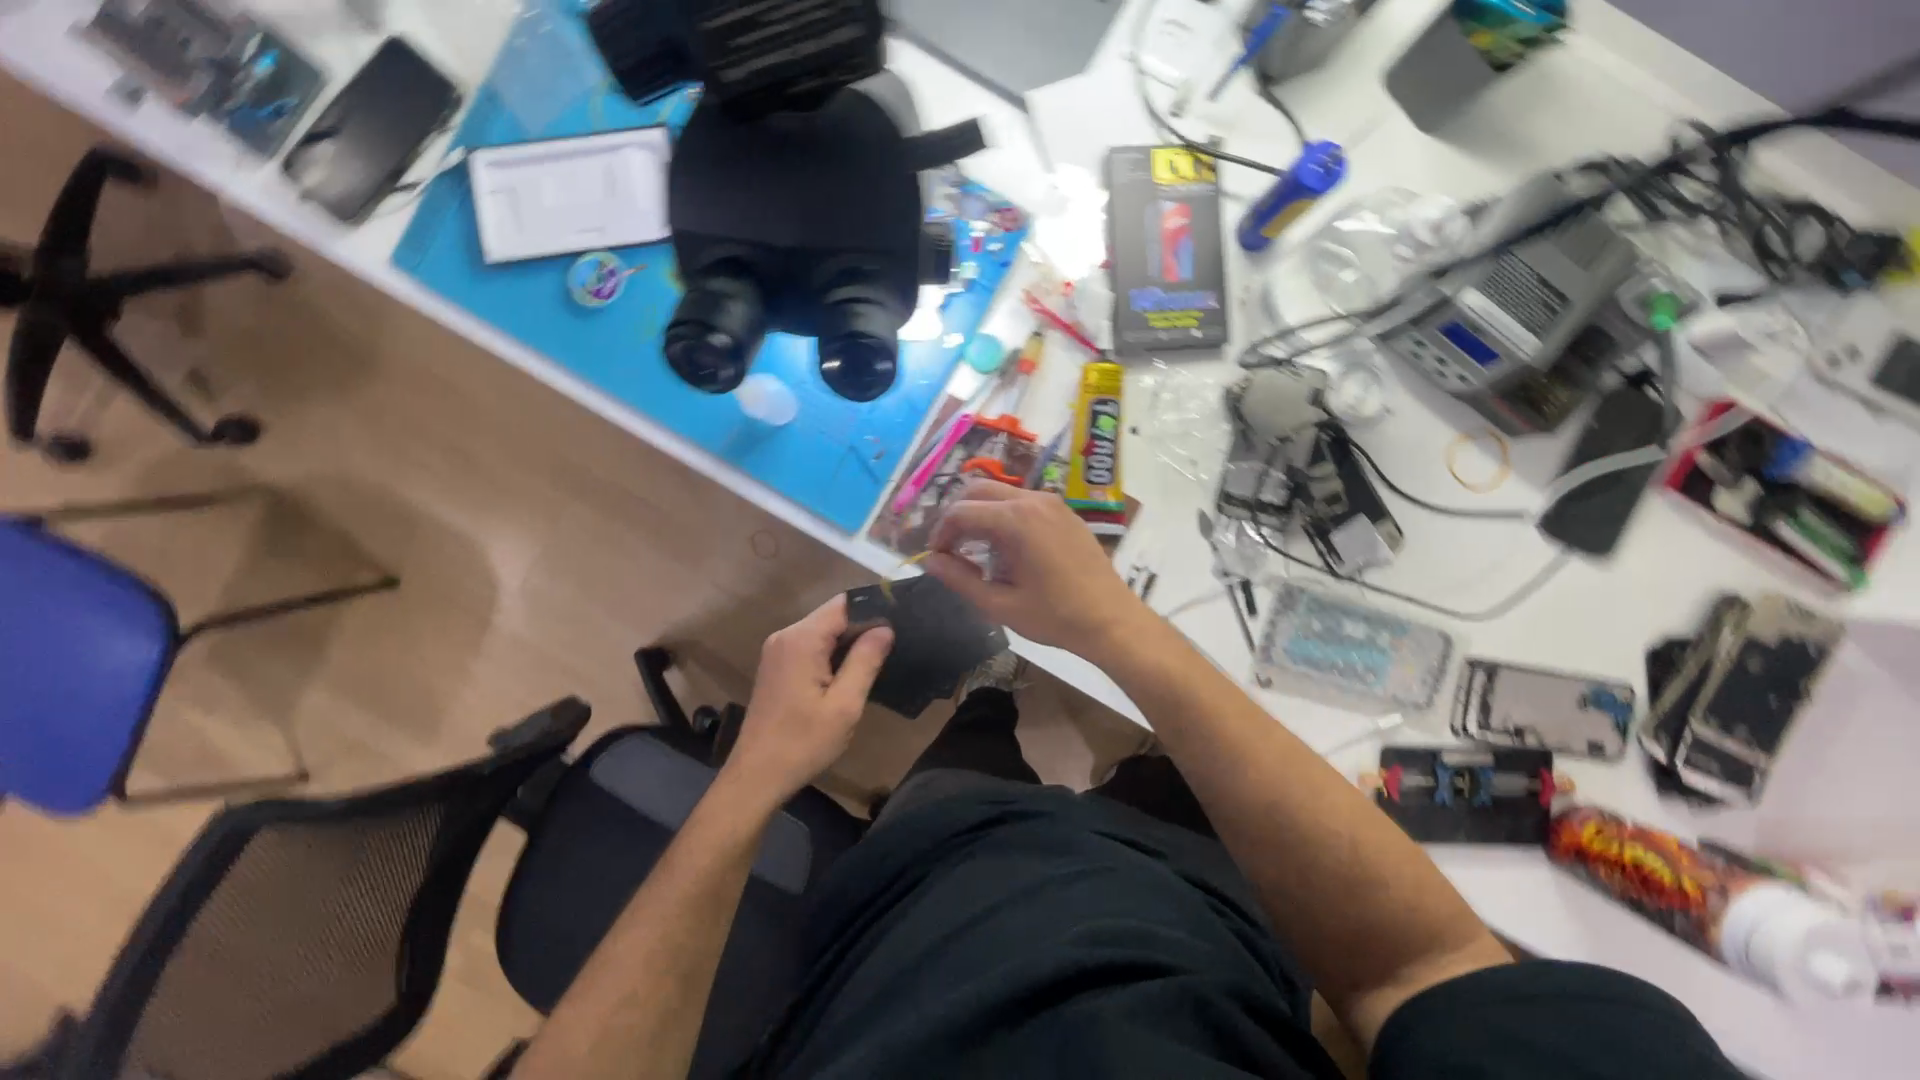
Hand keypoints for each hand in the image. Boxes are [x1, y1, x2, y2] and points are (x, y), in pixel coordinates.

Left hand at [722, 595, 893, 809]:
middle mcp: (785, 636)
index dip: (873, 610)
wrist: (757, 775)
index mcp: (801, 640)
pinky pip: (810, 647)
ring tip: (879, 659)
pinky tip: (849, 674)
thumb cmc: (803, 743)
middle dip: (863, 627)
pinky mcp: (775, 667)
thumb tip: (885, 628)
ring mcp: (776, 651)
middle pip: (832, 616)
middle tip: (895, 646)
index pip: (844, 605)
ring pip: (821, 632)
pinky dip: (831, 654)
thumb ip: (865, 661)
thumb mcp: (844, 705)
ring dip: (848, 643)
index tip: (901, 623)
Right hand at [924, 480, 1152, 661]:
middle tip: (951, 549)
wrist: (1112, 621)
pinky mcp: (1066, 513)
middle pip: (978, 490)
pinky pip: (1024, 502)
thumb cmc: (1055, 617)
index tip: (937, 558)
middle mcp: (1033, 500)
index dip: (941, 533)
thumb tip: (930, 561)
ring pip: (1002, 494)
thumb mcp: (1000, 604)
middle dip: (958, 516)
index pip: (961, 512)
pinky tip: (1008, 550)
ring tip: (977, 552)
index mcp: (1016, 520)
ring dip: (982, 515)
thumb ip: (960, 579)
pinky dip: (1005, 516)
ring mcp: (1053, 503)